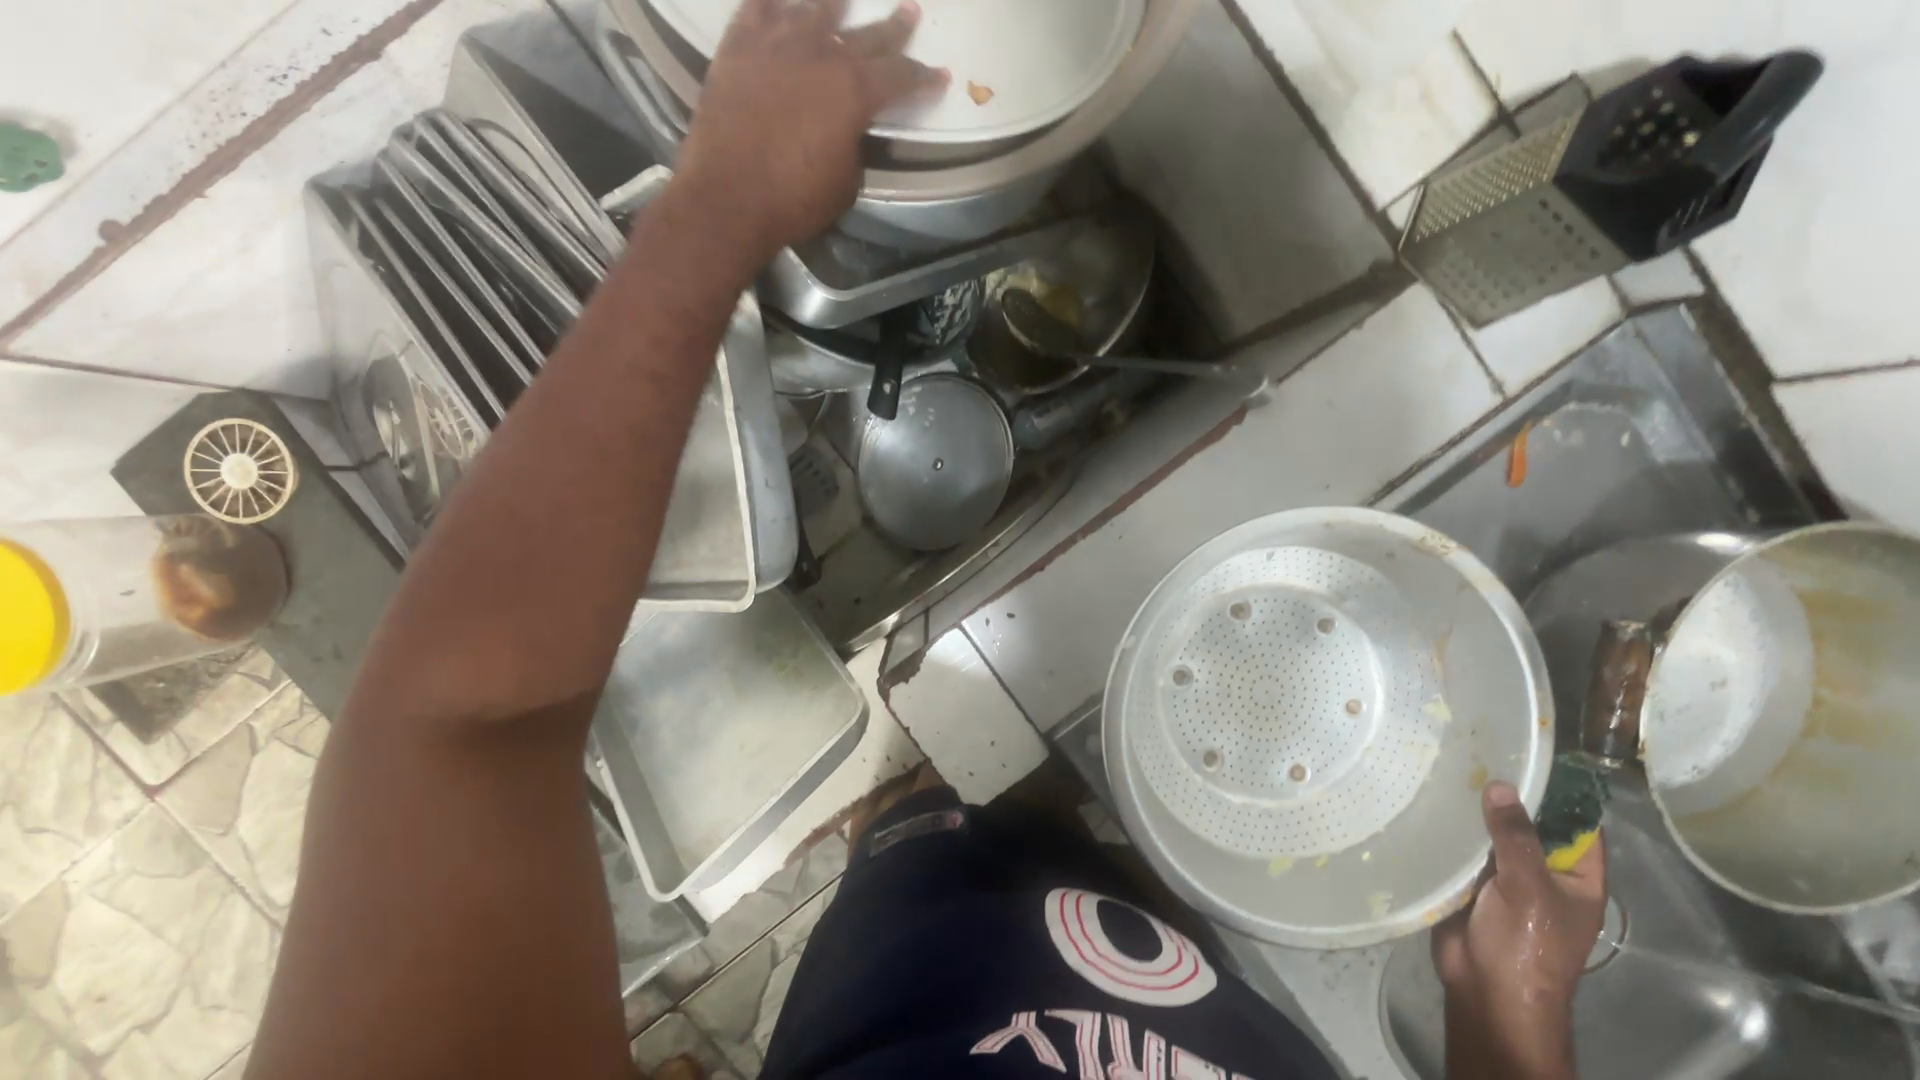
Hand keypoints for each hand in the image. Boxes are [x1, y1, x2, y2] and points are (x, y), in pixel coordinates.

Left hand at [674, 0, 948, 262]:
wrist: (726, 198)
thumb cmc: (793, 201)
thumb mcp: (844, 184)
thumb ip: (852, 148)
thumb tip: (846, 134)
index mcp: (855, 94)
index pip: (900, 77)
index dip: (923, 77)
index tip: (940, 75)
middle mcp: (821, 57)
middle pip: (865, 35)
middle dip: (893, 27)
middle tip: (910, 11)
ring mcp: (776, 46)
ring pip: (813, 11)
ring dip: (835, 4)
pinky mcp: (736, 50)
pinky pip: (756, 9)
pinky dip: (770, 1)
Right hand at [1433, 782, 1605, 1078]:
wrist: (1486, 991)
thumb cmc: (1526, 945)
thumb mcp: (1528, 886)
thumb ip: (1515, 836)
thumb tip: (1502, 785)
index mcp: (1577, 878)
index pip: (1577, 825)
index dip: (1560, 793)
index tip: (1531, 756)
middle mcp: (1544, 875)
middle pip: (1530, 828)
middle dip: (1508, 798)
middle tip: (1478, 753)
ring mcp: (1505, 881)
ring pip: (1493, 838)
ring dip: (1474, 814)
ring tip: (1448, 769)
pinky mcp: (1470, 887)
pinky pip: (1463, 853)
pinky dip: (1451, 833)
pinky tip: (1429, 804)